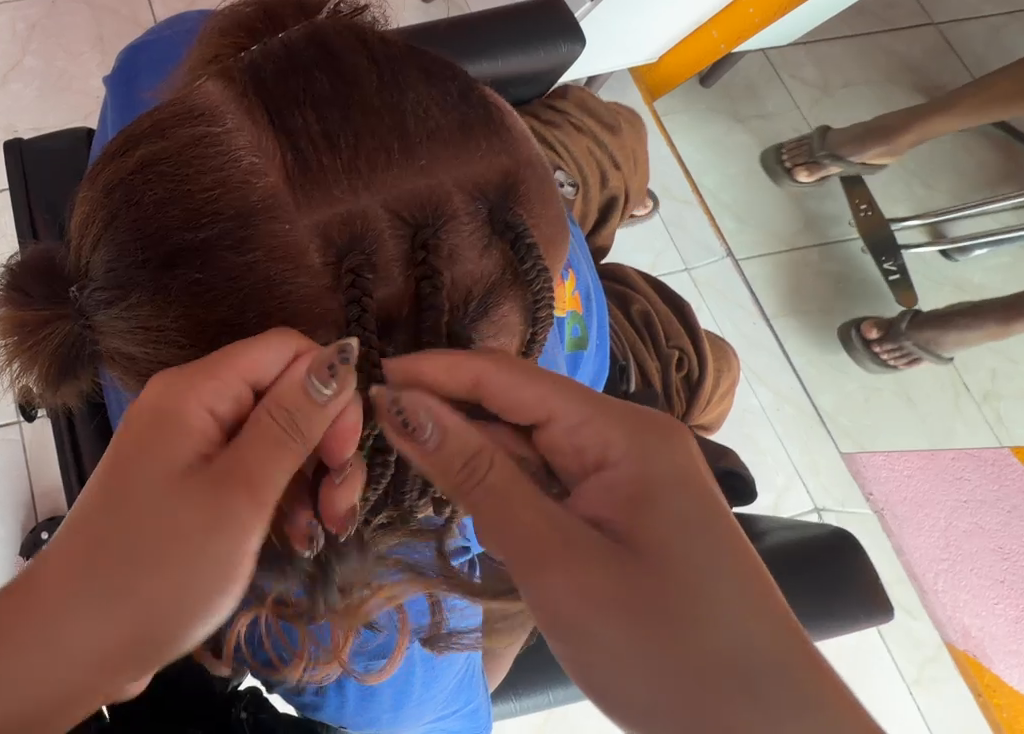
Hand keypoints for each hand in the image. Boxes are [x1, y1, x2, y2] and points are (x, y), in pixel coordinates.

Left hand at [0, 329, 362, 732]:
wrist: (75, 637)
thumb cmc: (161, 567)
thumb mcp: (240, 494)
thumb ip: (291, 422)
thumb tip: (341, 354)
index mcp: (194, 389)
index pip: (284, 349)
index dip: (328, 391)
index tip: (342, 458)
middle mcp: (186, 403)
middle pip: (279, 392)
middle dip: (321, 443)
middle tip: (338, 512)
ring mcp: (181, 444)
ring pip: (267, 435)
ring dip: (305, 478)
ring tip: (318, 535)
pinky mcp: (181, 483)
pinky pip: (242, 469)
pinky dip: (274, 498)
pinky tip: (292, 541)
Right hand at [369, 350, 878, 733]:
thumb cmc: (664, 651)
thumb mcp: (552, 559)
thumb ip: (471, 472)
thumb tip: (395, 399)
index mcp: (618, 431)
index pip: (503, 375)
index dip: (429, 371)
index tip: (360, 382)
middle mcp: (621, 436)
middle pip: (508, 408)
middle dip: (445, 420)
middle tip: (368, 441)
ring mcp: (621, 473)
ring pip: (519, 446)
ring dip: (470, 463)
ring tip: (410, 479)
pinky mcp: (616, 509)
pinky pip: (541, 481)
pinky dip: (500, 494)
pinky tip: (476, 517)